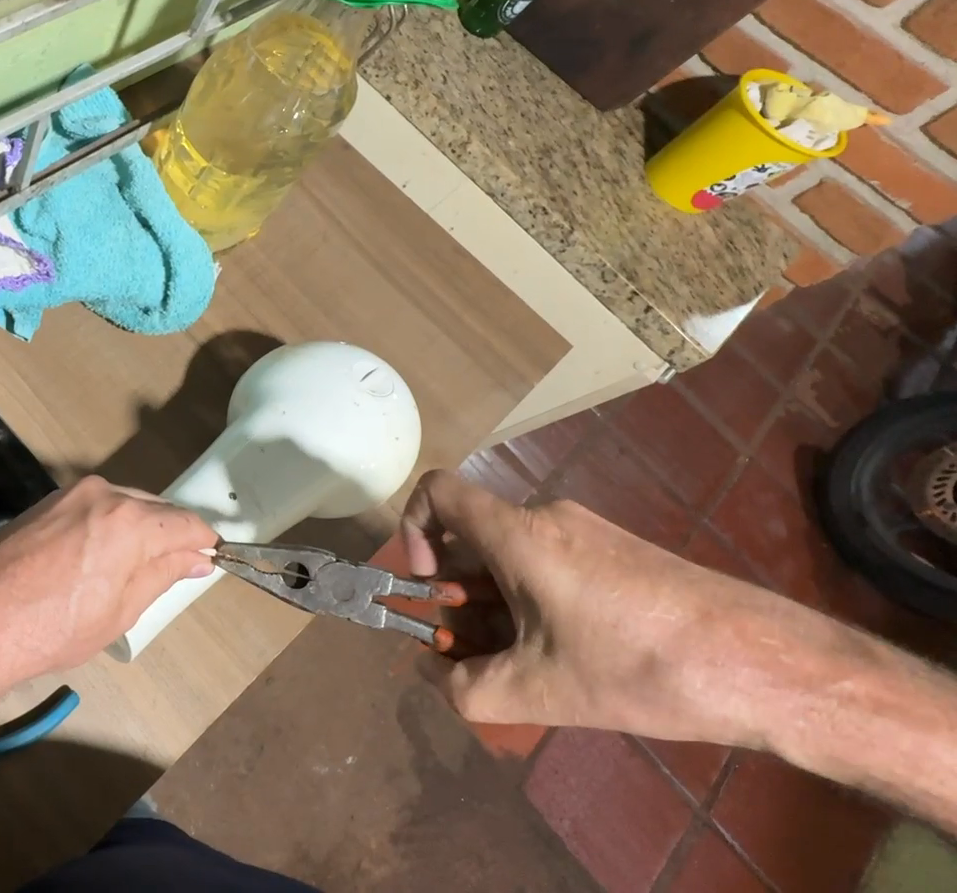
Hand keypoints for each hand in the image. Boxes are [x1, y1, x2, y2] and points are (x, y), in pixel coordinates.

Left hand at [0, 476, 216, 703]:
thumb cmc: (54, 627)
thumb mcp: (120, 610)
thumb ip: (163, 575)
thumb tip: (197, 558)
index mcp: (129, 519)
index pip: (186, 522)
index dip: (203, 542)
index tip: (211, 559)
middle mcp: (102, 493)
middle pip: (153, 508)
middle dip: (169, 535)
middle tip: (174, 571)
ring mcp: (68, 493)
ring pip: (121, 505)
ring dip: (136, 530)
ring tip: (134, 570)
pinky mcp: (44, 503)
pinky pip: (92, 508)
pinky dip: (106, 527)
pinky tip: (98, 559)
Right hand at [400, 469, 791, 746]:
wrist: (772, 668)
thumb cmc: (639, 667)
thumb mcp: (539, 692)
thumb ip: (464, 688)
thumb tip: (432, 674)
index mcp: (518, 534)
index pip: (437, 492)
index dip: (412, 529)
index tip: (429, 584)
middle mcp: (548, 518)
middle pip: (473, 539)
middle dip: (458, 594)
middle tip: (473, 649)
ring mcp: (590, 533)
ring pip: (512, 557)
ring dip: (497, 605)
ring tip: (523, 664)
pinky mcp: (622, 554)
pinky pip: (551, 564)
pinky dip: (535, 602)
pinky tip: (567, 657)